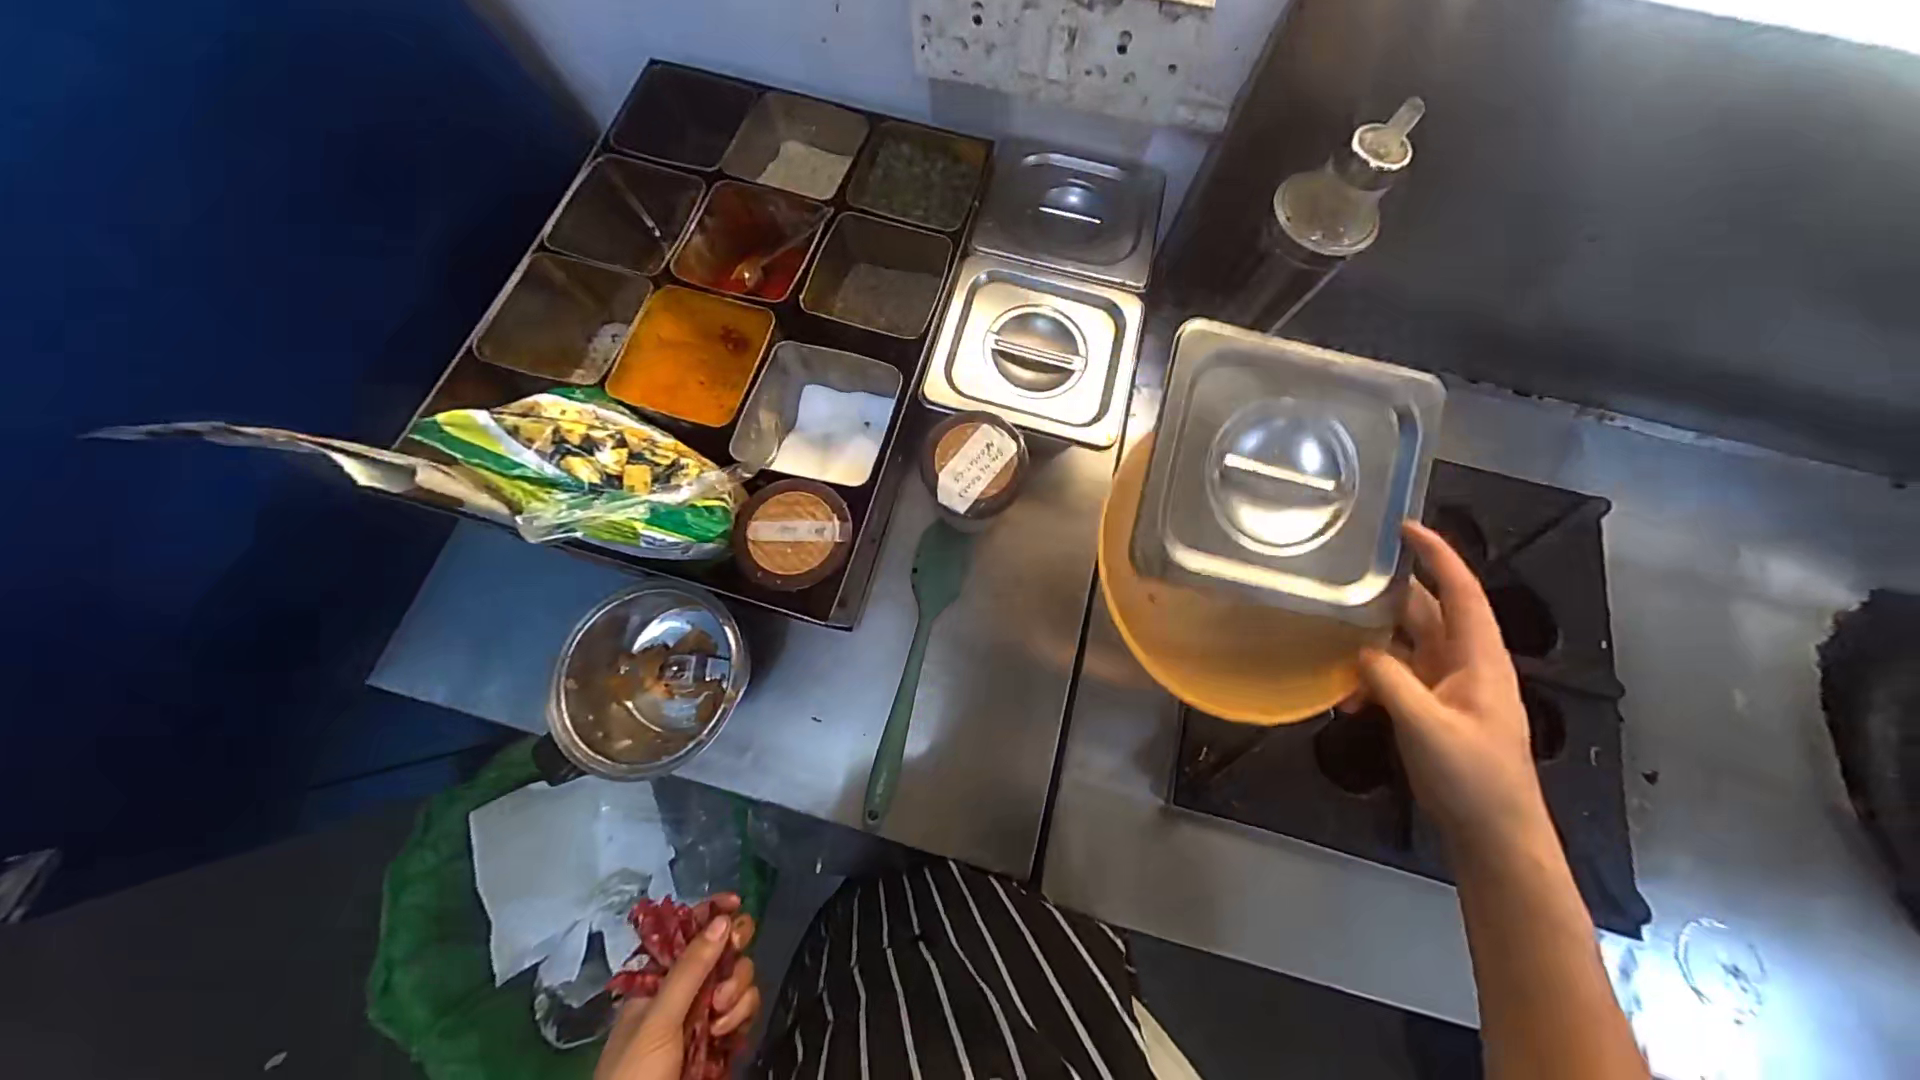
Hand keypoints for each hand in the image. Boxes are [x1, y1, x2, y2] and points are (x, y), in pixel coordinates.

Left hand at [595, 896, 759, 1079]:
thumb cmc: (634, 1077)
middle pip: (723, 949)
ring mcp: (704, 1015)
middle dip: (733, 956)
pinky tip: (728, 1038)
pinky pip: (745, 1010)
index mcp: (658, 979)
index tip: (736, 903)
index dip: (712, 912)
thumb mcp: (657, 1020)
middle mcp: (684, 990)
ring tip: (720, 1024)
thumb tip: (723, 918)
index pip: (688, 930)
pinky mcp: (722, 1040)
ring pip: (739, 978)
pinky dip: (743, 1017)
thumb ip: (690, 969)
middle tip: (730, 970)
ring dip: (738, 995)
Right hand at [1357, 522, 1551, 857]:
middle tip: (1346, 573)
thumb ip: (1390, 680)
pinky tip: (1343, 695)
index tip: (1405, 526)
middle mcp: (1465, 664)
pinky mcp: (1429, 708)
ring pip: (1405, 642)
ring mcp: (1446, 686)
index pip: (1462, 592)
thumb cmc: (1473, 778)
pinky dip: (1368, 677)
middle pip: (1427, 611)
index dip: (1438, 555)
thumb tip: (1360, 650)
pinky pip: (1393, 675)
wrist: (1494, 834)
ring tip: (1333, 628)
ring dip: (1371, 638)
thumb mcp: (1426, 725)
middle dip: (1390, 592)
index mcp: (1479, 659)